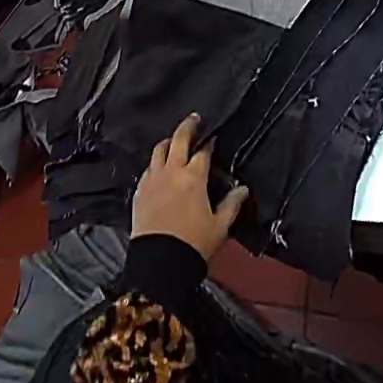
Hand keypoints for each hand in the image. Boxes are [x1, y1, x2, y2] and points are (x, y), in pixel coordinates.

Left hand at [131, 114, 248, 260]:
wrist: (159, 264)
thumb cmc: (193, 245)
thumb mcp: (219, 226)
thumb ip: (232, 204)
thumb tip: (243, 189)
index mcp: (193, 178)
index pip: (203, 152)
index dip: (209, 144)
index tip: (212, 139)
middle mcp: (171, 172)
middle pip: (178, 140)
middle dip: (187, 126)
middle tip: (194, 119)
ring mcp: (152, 180)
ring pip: (158, 151)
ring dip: (167, 142)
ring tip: (173, 140)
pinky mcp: (139, 191)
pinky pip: (147, 169)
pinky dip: (155, 163)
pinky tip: (158, 167)